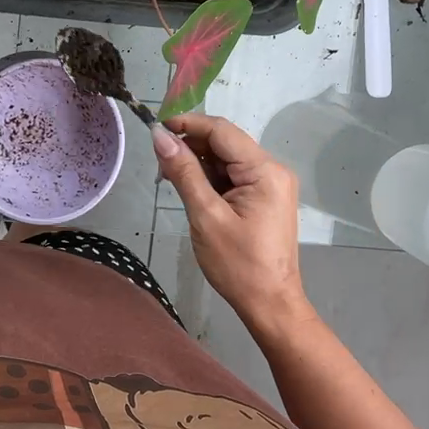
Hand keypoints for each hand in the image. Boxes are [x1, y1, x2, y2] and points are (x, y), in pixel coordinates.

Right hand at [153, 114, 314, 322]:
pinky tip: (191, 189)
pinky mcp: (264, 197)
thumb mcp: (205, 215)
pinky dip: (209, 177)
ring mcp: (270, 184)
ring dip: (198, 162)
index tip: (155, 129)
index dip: (187, 124)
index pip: (221, 131)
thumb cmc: (238, 264)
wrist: (270, 304)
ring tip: (171, 178)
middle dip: (190, 145)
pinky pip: (232, 175)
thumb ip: (184, 171)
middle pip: (225, 141)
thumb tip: (160, 136)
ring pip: (226, 158)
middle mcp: (272, 170)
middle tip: (159, 163)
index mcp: (265, 171)